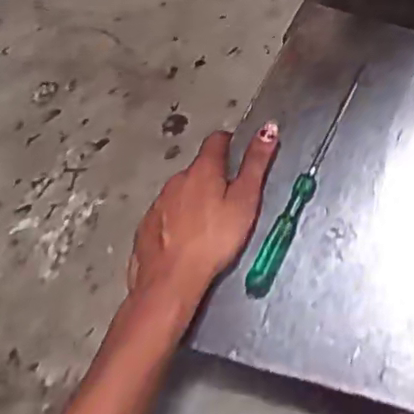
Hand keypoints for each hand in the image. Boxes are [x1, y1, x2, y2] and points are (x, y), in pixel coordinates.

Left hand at [127, 124, 278, 299]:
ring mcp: (157, 205)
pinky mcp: (144, 229)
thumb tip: (268, 128)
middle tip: (231, 199)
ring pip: (181, 192)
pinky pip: (166, 215)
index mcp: (203, 169)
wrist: (168, 285)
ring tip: (210, 223)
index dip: (231, 144)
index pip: (217, 140)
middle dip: (214, 176)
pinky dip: (177, 220)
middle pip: (199, 168)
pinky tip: (187, 240)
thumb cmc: (215, 239)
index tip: (241, 158)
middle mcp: (176, 180)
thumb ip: (256, 162)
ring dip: (195, 198)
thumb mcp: (245, 199)